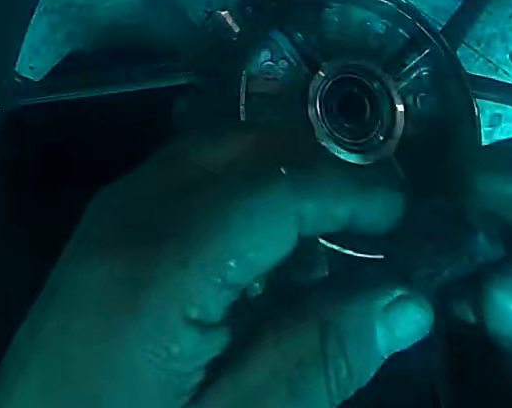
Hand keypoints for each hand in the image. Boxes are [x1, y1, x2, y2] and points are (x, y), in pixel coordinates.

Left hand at [0, 130, 435, 407]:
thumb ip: (314, 362)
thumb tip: (407, 301)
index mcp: (157, 267)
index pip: (273, 190)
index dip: (346, 190)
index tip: (404, 209)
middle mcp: (130, 212)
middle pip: (242, 148)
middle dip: (315, 163)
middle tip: (376, 207)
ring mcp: (110, 212)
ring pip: (214, 150)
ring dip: (279, 169)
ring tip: (332, 221)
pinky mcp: (104, 226)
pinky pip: (187, 174)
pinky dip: (241, 184)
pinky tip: (266, 240)